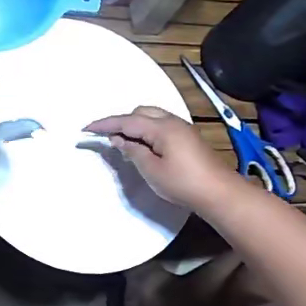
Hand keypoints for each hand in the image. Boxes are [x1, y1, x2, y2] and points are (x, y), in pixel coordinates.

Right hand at [86, 106, 239, 210]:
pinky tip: (143, 146)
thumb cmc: (183, 183)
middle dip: (121, 121)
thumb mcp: (152, 170)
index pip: (127, 120)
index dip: (105, 124)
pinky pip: (161, 125)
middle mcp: (172, 121)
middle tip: (107, 138)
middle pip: (140, 112)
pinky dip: (147, 130)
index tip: (87, 128)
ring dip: (135, 125)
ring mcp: (182, 128)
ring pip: (152, 117)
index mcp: (161, 127)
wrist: (219, 193)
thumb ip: (133, 151)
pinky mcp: (188, 138)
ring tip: (123, 142)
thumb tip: (119, 139)